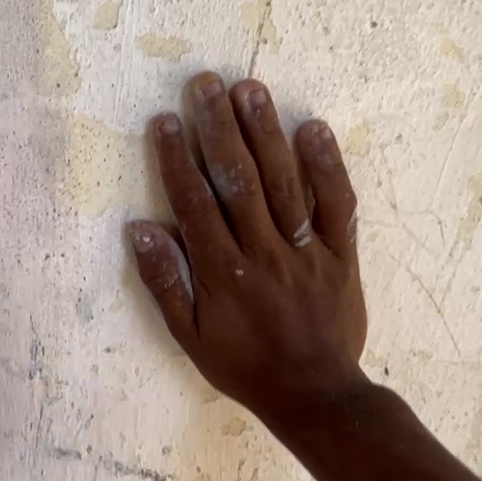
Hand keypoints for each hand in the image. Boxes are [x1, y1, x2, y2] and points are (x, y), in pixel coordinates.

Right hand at [127, 72, 368, 428]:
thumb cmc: (242, 364)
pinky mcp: (342, 256)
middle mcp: (264, 252)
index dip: (176, 158)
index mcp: (223, 271)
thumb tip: (139, 228)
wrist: (317, 397)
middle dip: (219, 128)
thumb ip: (164, 281)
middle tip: (206, 83)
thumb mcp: (187, 335)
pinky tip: (314, 128)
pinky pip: (337, 206)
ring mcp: (307, 251)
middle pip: (239, 180)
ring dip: (265, 133)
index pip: (194, 202)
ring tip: (251, 90)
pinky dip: (328, 167)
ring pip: (285, 184)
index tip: (164, 118)